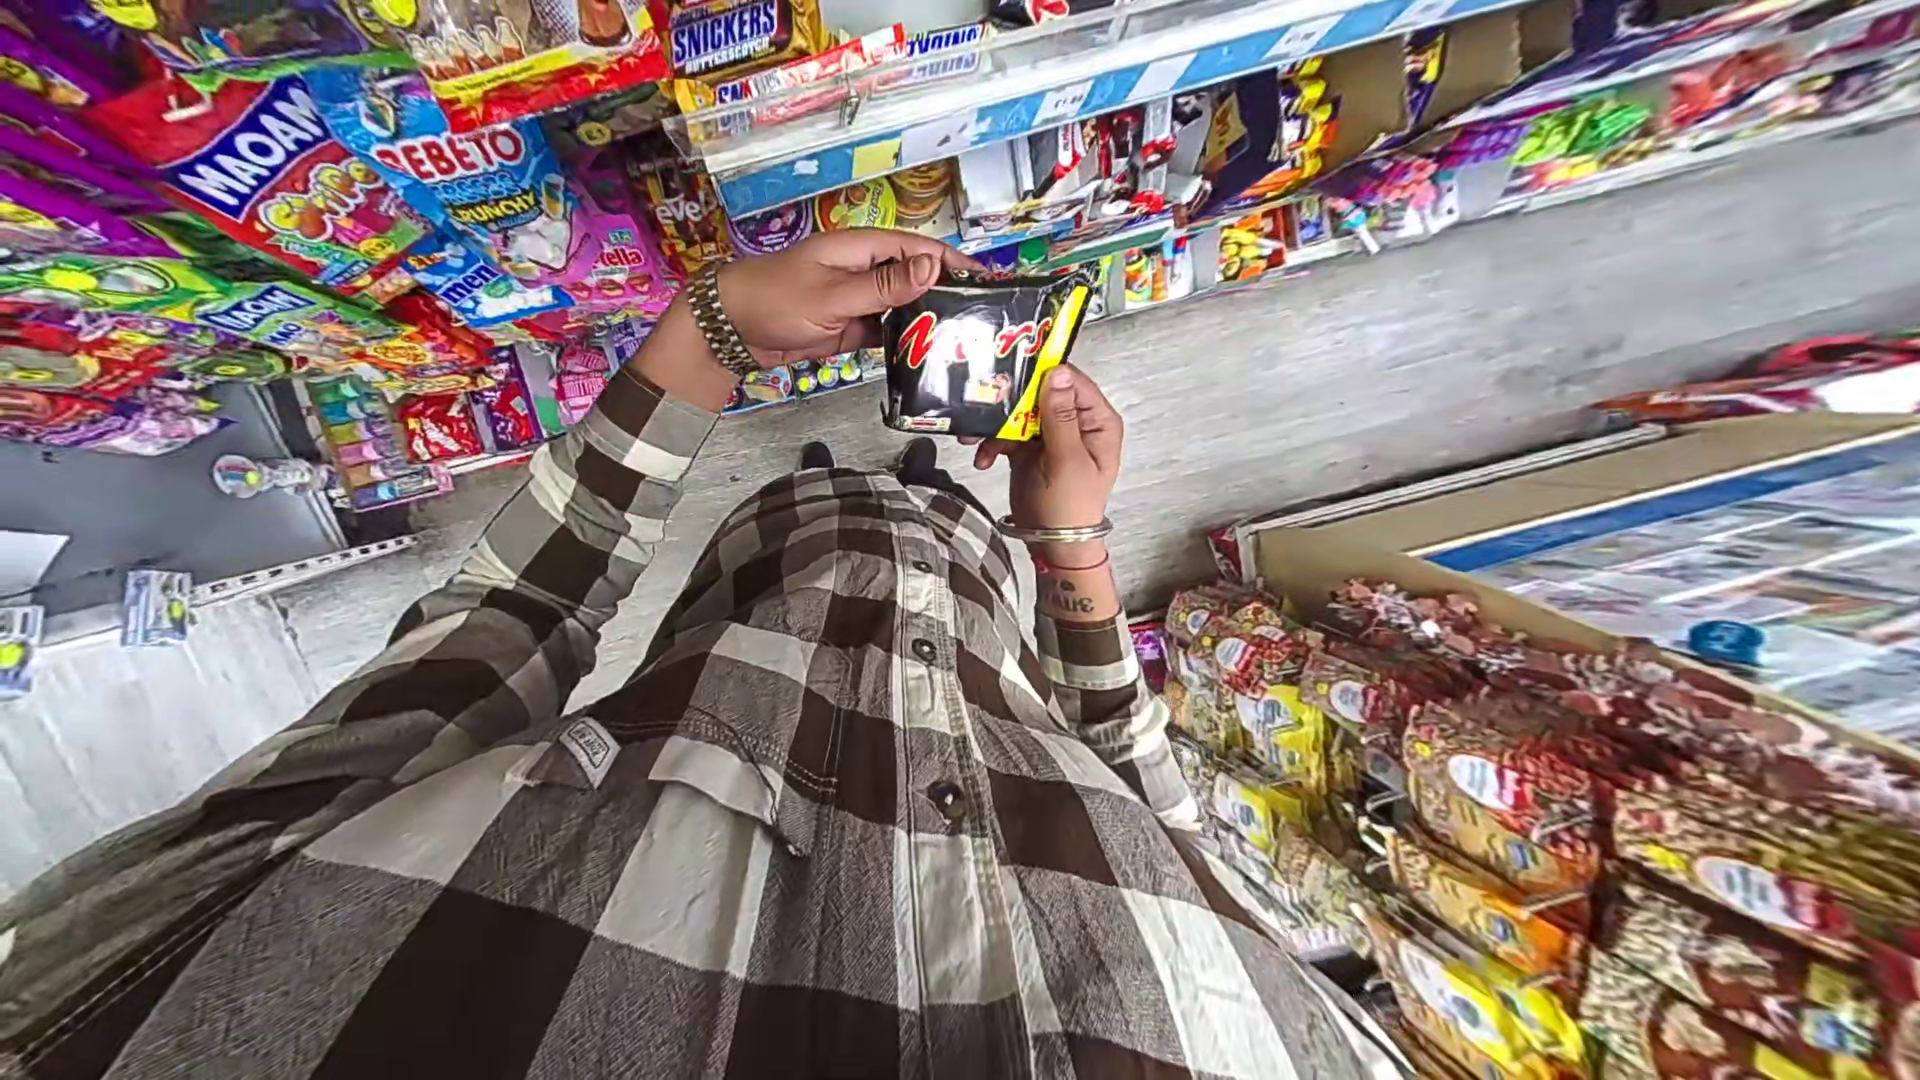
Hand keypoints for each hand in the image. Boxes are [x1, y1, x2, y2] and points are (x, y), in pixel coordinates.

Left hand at [716, 228, 981, 366]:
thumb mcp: (833, 294)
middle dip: (945, 293)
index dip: (952, 262)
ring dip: (926, 321)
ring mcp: (858, 301)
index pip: (917, 249)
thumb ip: (883, 285)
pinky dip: (902, 342)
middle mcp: (864, 272)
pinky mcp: (850, 327)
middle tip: (980, 318)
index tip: (985, 280)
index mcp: (862, 250)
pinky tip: (923, 356)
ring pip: (902, 308)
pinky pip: (885, 332)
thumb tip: (931, 265)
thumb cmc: (776, 300)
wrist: (733, 330)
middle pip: (915, 278)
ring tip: (960, 340)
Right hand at [971, 364, 1123, 531]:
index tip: (1013, 372)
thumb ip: (1061, 416)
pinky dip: (992, 445)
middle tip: (983, 404)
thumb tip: (1057, 372)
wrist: (1052, 544)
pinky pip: (1007, 435)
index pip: (1072, 382)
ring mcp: (1049, 436)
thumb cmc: (1070, 505)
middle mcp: (1074, 422)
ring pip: (1019, 413)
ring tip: (972, 438)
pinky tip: (983, 459)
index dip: (1045, 374)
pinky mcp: (1027, 449)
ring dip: (994, 425)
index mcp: (1096, 421)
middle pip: (1041, 394)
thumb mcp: (1068, 460)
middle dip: (1010, 401)